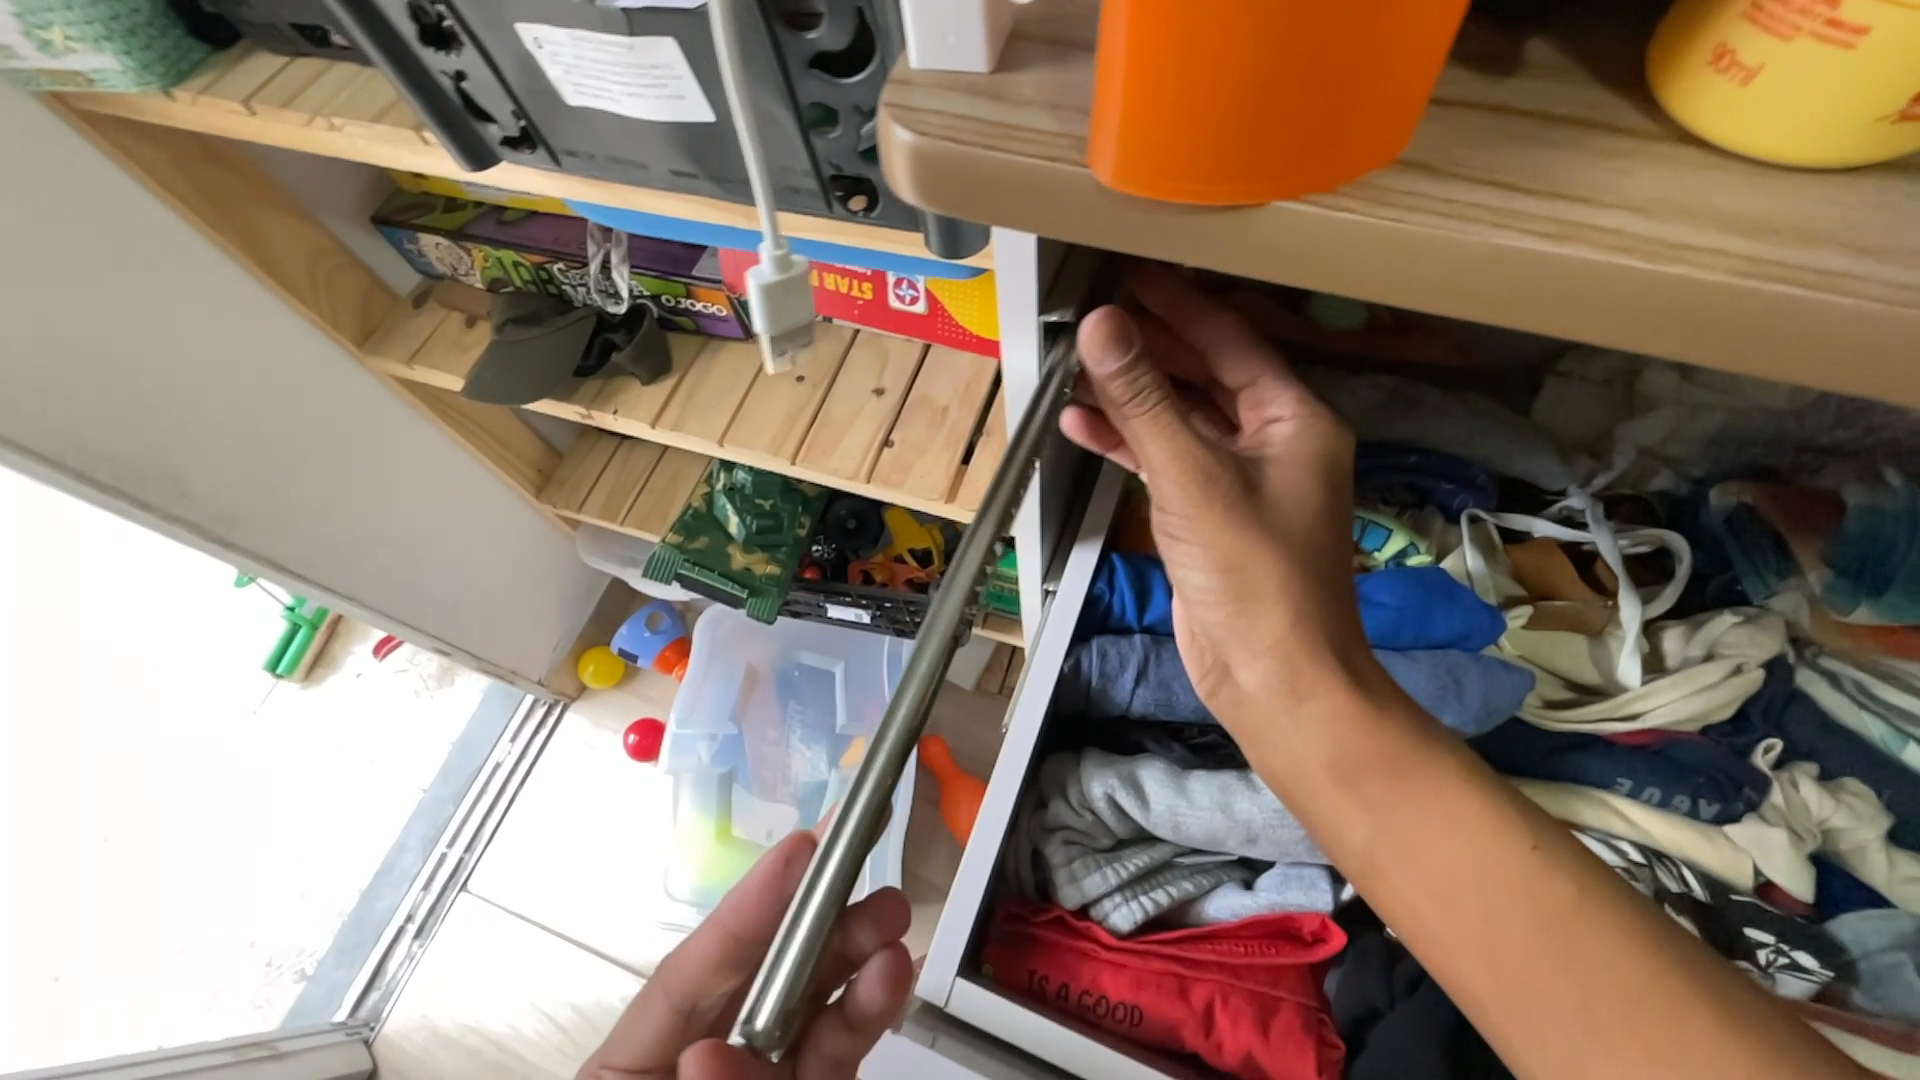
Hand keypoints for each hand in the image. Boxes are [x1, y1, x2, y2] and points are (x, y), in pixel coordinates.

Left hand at [578, 831, 911, 1079]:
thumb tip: (712, 1052)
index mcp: (640, 1056)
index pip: (697, 967)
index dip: (752, 903)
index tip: (803, 847)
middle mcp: (714, 1050)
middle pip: (769, 973)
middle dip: (822, 916)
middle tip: (865, 870)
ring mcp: (768, 1074)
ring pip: (818, 1009)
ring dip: (859, 961)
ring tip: (891, 932)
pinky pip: (837, 1054)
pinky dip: (863, 1017)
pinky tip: (886, 984)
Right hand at [1060, 264, 1370, 727]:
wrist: (1270, 675)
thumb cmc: (1253, 573)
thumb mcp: (1192, 476)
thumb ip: (1144, 399)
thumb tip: (1100, 324)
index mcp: (1293, 418)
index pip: (1231, 340)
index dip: (1180, 305)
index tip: (1130, 275)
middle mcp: (1271, 440)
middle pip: (1203, 375)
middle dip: (1148, 349)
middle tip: (1092, 317)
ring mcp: (1236, 480)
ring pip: (1178, 420)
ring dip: (1129, 397)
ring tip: (1074, 366)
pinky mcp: (1205, 515)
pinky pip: (1164, 462)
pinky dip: (1127, 444)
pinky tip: (1082, 424)